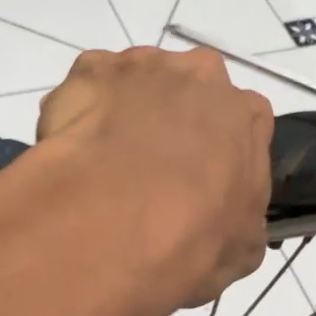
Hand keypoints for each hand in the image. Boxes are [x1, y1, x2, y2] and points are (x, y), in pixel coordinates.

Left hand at [38, 47, 273, 307]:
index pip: (237, 126)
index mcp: (246, 116)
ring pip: (131, 86)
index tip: (191, 183)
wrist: (116, 219)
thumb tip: (231, 227)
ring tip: (98, 169)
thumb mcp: (241, 250)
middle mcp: (201, 75)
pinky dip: (74, 116)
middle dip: (165, 124)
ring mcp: (143, 65)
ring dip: (119, 117)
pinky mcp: (89, 68)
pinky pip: (82, 89)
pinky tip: (69, 154)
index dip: (211, 154)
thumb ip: (240, 223)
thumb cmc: (193, 238)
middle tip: (140, 173)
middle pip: (184, 94)